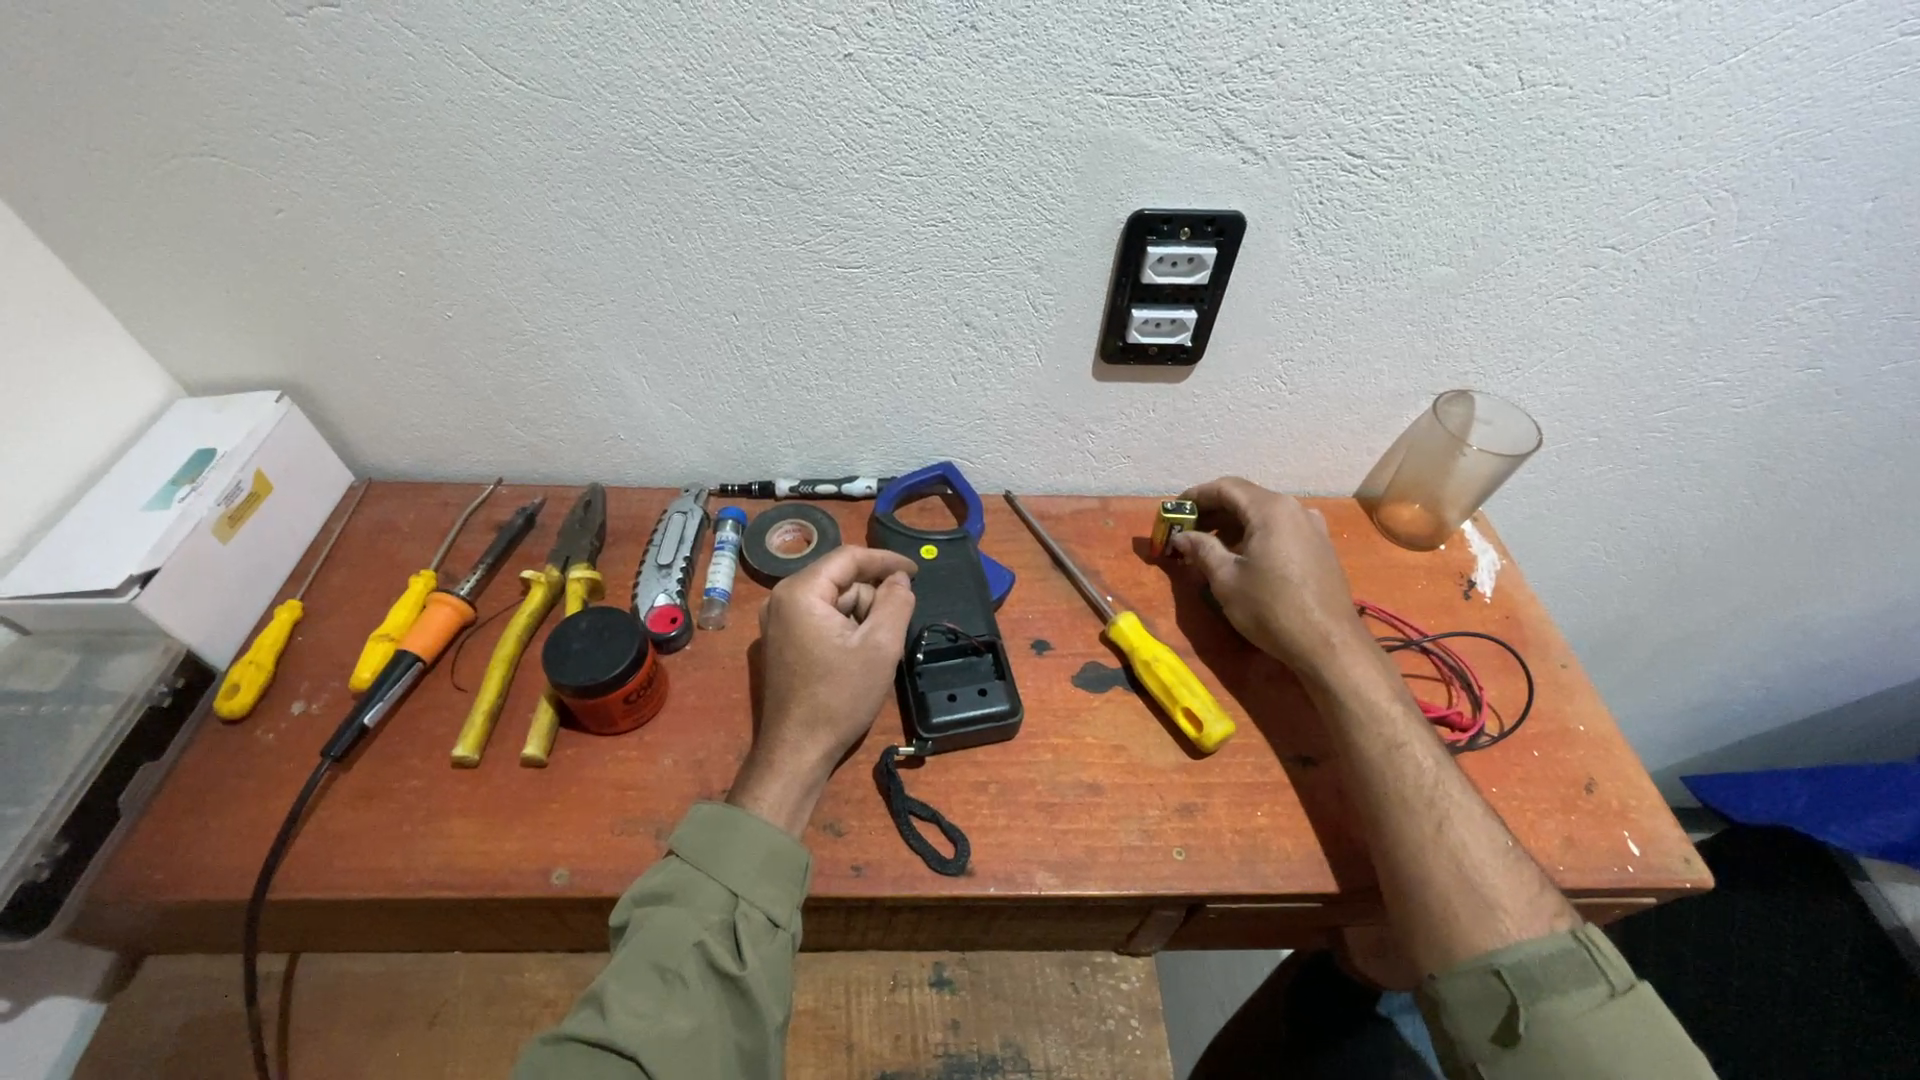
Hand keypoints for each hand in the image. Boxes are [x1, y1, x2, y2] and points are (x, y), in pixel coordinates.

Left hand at [728, 546, 916, 834]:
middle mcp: (781, 599)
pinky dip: (844, 629)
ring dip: (859, 617)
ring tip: (873, 652)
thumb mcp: (881, 646)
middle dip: (871, 598)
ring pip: (832, 602)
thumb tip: (900, 580)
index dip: (886, 561)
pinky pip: (820, 619)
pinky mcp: (780, 643)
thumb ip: (895, 602)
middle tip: (892, 631)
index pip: (849, 558)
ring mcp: (777, 623)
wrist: (797, 751)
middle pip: (840, 580)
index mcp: (800, 592)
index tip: (916, 572)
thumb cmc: (839, 697)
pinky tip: (856, 657)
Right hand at [1169, 477, 1369, 675]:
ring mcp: (1312, 528)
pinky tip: (1241, 558)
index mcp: (1271, 509)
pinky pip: (1280, 530)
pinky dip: (1254, 536)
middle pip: (1245, 499)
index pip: (1225, 487)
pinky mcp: (1320, 548)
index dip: (1195, 496)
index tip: (1173, 511)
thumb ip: (1202, 549)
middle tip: (1185, 532)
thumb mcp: (1226, 579)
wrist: (1328, 644)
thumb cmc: (1271, 608)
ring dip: (1232, 526)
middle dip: (1212, 512)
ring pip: (1263, 515)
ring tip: (1208, 548)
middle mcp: (1295, 509)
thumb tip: (1182, 537)